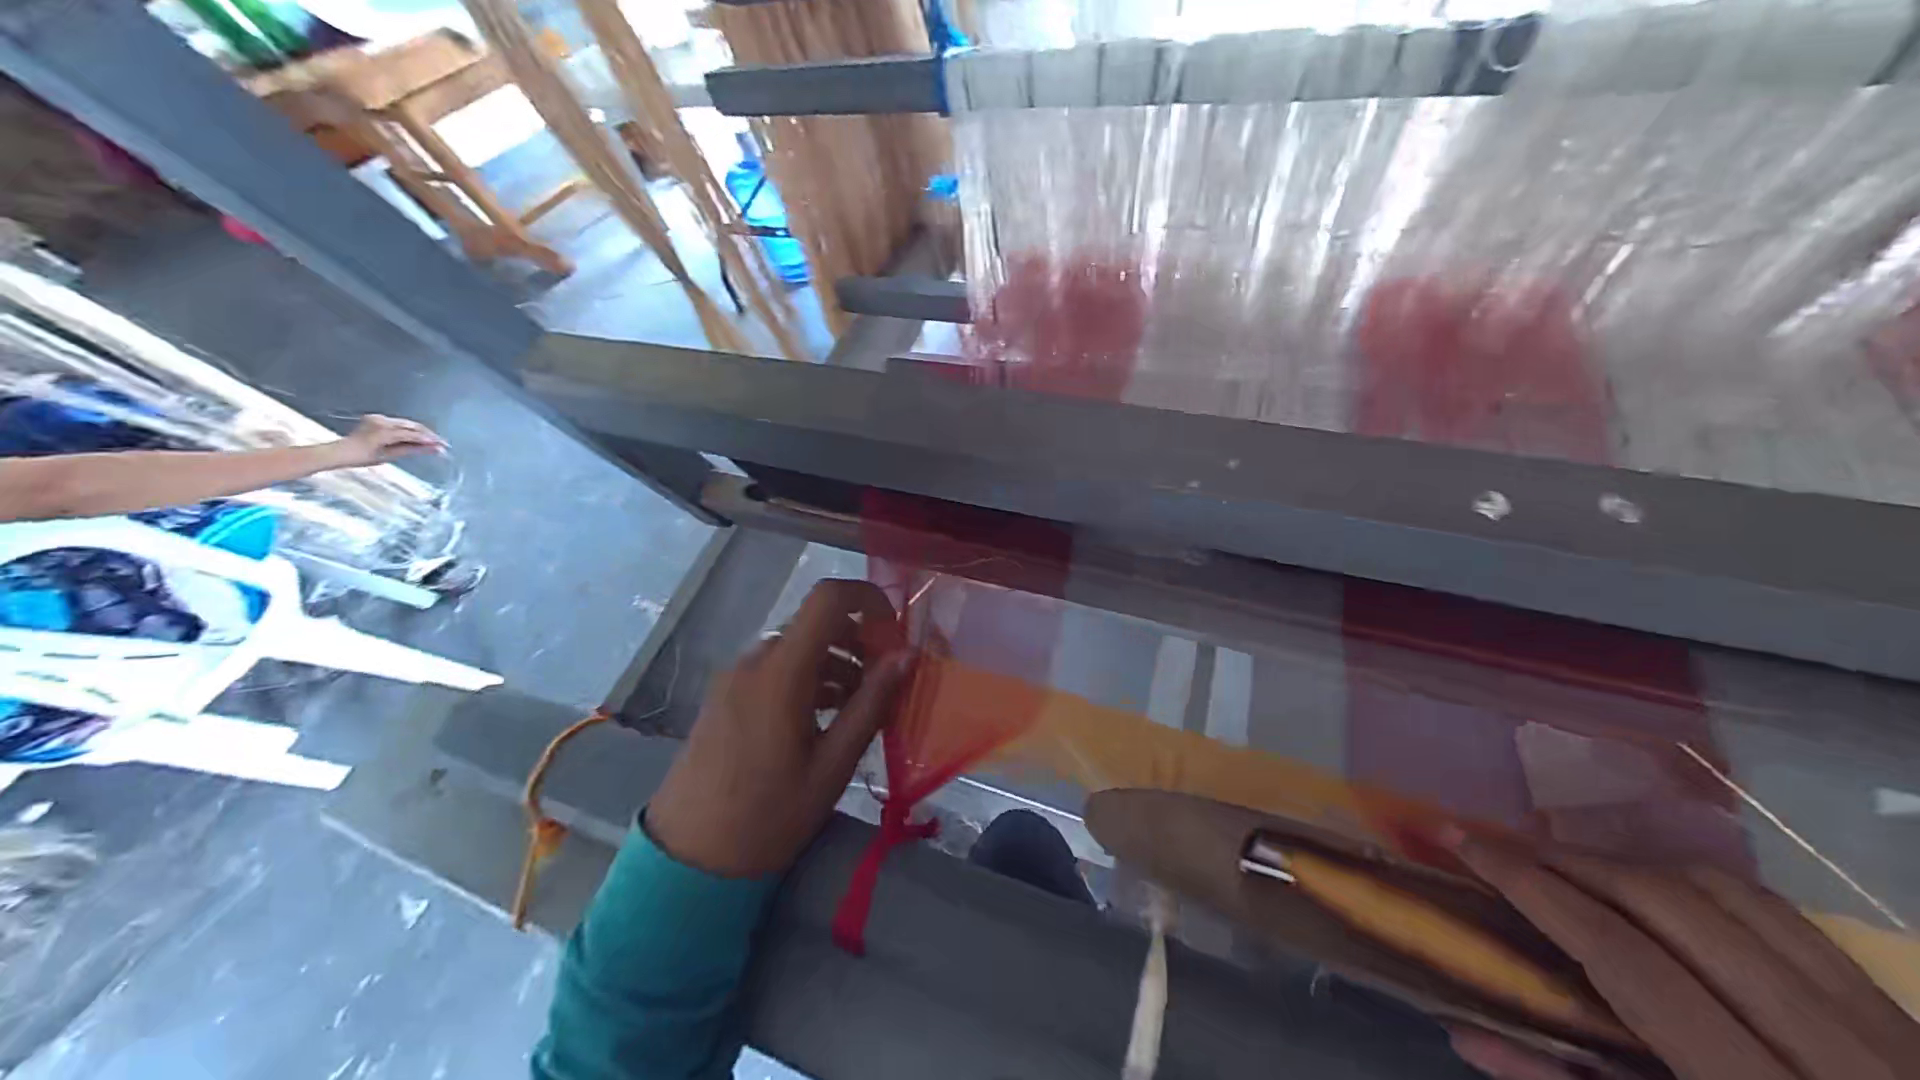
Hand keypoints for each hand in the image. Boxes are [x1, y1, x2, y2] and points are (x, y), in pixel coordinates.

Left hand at [328, 414, 444, 467]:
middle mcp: (382, 421)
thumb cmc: (362, 457)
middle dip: (428, 434)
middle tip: (442, 443)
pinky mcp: (376, 418)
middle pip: (412, 426)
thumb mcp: (389, 456)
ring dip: (420, 432)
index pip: (413, 434)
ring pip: (407, 424)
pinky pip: (399, 423)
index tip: (443, 446)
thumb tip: (435, 449)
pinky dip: (409, 430)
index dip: (430, 440)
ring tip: (432, 441)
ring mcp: (378, 418)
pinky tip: (416, 437)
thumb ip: (413, 450)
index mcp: (384, 431)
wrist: (339, 452)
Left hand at [646, 580, 909, 877]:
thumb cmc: (769, 815)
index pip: (828, 598)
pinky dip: (810, 677)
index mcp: (781, 672)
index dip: (868, 598)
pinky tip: (825, 716)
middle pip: (817, 623)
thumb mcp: (833, 764)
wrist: (689, 856)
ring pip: (799, 646)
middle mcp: (755, 660)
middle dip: (859, 642)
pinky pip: (777, 667)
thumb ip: (872, 703)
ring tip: (860, 708)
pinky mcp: (728, 693)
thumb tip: (907, 655)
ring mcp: (736, 676)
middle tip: (885, 684)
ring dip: (837, 663)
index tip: (896, 632)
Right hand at [1442, 829, 1919, 1079]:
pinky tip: (1643, 884)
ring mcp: (1881, 1023)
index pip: (1624, 957)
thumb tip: (1462, 1030)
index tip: (1462, 841)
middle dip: (1566, 861)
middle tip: (1494, 844)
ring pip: (1723, 892)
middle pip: (1669, 906)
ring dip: (1622, 863)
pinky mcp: (1893, 1006)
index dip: (1533, 888)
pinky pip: (1774, 908)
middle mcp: (1836, 1050)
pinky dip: (1688, 879)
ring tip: (1558, 862)